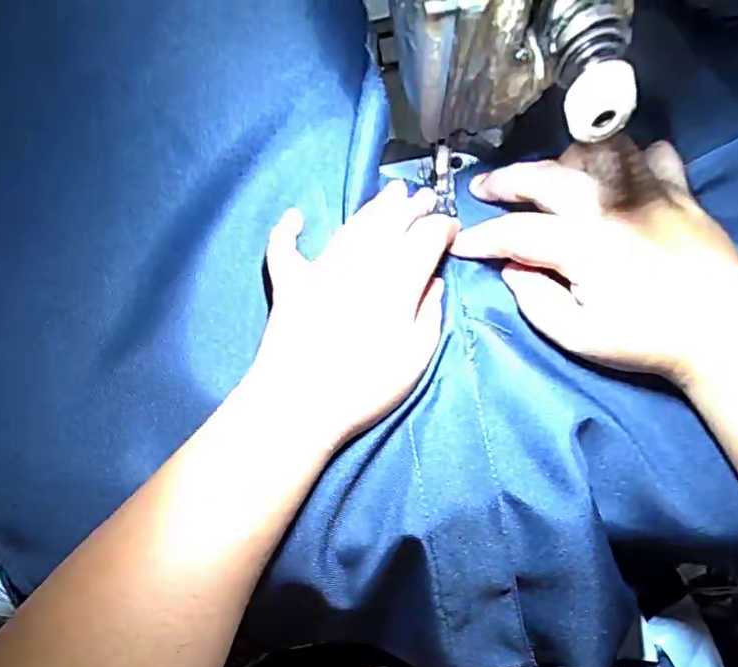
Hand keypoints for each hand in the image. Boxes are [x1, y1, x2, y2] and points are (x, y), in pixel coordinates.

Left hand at [237, 180, 457, 448]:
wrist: (302, 401)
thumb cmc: (368, 385)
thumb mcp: (416, 355)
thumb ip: (430, 314)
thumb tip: (434, 283)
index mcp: (399, 277)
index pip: (427, 236)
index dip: (442, 227)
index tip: (452, 229)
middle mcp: (361, 260)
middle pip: (390, 221)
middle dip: (410, 206)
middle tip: (423, 197)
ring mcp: (321, 267)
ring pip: (351, 225)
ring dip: (373, 207)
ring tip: (388, 194)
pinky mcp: (289, 283)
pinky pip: (285, 248)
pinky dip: (288, 230)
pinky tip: (295, 217)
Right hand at [450, 139, 737, 388]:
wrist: (719, 326)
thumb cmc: (645, 339)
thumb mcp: (580, 336)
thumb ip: (538, 302)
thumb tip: (513, 272)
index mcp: (580, 244)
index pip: (517, 232)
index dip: (483, 238)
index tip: (461, 244)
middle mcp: (608, 205)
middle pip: (545, 177)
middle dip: (506, 181)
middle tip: (484, 187)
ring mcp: (646, 191)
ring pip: (595, 152)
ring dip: (562, 161)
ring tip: (549, 178)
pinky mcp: (678, 191)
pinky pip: (650, 155)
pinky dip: (628, 160)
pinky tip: (619, 178)